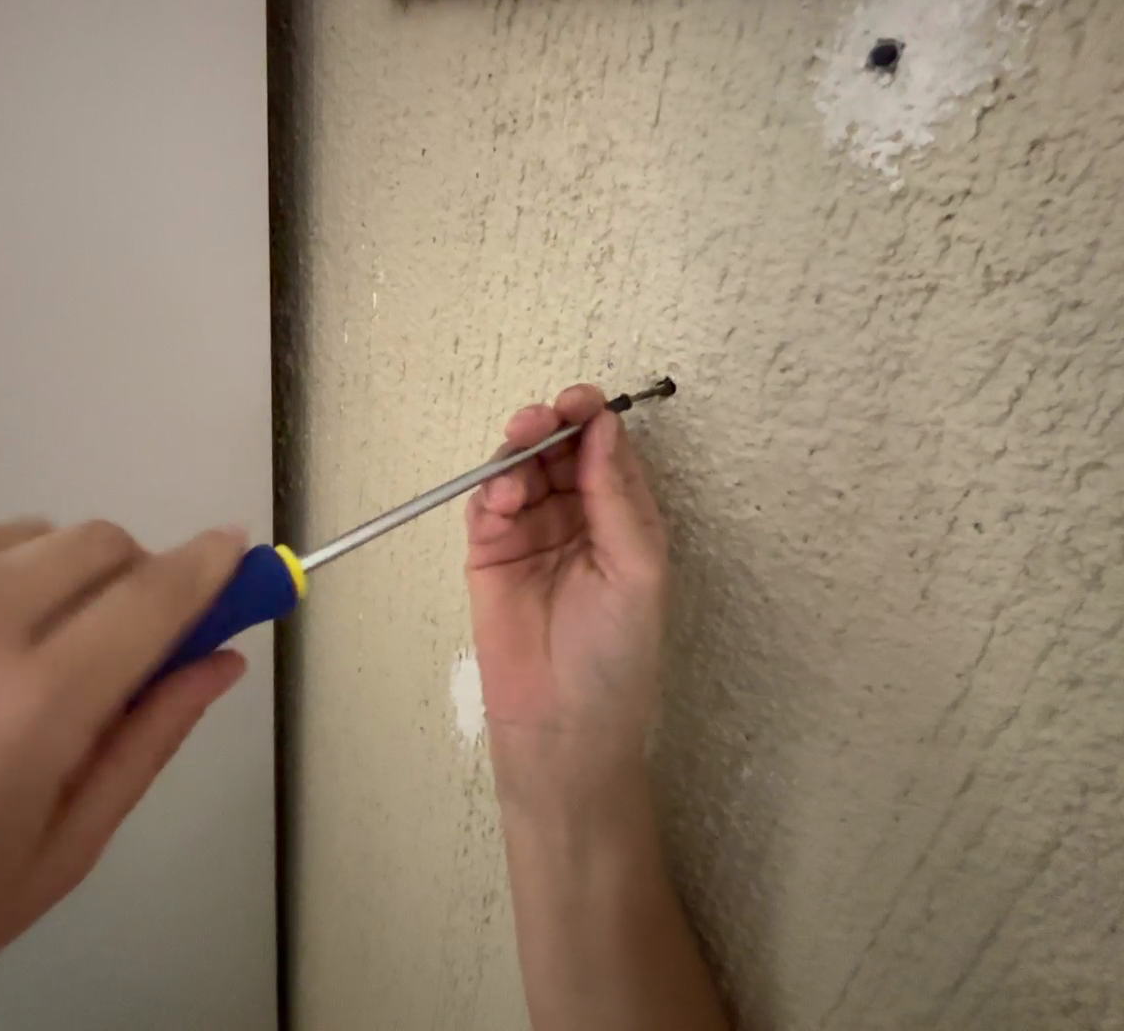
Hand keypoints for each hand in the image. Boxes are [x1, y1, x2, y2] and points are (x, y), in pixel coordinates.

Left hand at [0, 520, 247, 1030]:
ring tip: (3, 665)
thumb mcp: (49, 861)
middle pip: (95, 540)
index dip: (210, 567)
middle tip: (118, 639)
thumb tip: (218, 660)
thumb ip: (148, 741)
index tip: (237, 550)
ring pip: (19, 537)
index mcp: (23, 710)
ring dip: (48, 582)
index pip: (155, 596)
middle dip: (131, 575)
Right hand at [465, 383, 669, 812]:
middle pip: (556, 452)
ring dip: (515, 455)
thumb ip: (616, 495)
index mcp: (620, 517)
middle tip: (535, 420)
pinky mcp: (489, 552)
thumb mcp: (635, 567)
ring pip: (518, 471)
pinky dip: (491, 492)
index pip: (603, 452)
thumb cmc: (614, 650)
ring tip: (515, 462)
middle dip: (546, 429)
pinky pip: (487, 506)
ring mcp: (529, 532)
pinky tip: (502, 499)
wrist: (560, 721)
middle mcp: (576, 517)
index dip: (591, 421)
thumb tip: (602, 424)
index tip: (578, 402)